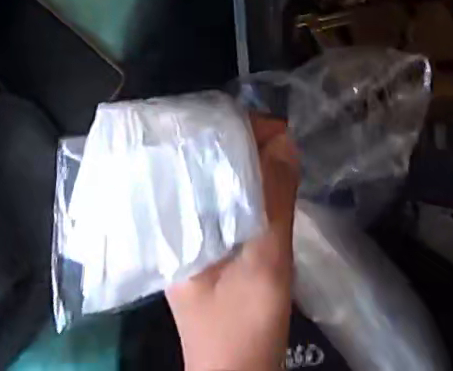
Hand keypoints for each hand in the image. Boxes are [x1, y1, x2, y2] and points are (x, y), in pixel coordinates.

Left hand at [165, 117, 299, 370]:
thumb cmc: (242, 329)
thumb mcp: (265, 266)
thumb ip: (274, 202)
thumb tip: (285, 139)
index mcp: (168, 219)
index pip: (188, 152)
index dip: (227, 131)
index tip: (268, 124)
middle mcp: (170, 219)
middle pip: (200, 160)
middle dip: (239, 140)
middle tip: (279, 132)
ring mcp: (188, 232)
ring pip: (213, 177)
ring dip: (245, 159)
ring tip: (277, 145)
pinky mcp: (206, 244)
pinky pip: (222, 198)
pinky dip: (245, 182)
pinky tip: (266, 176)